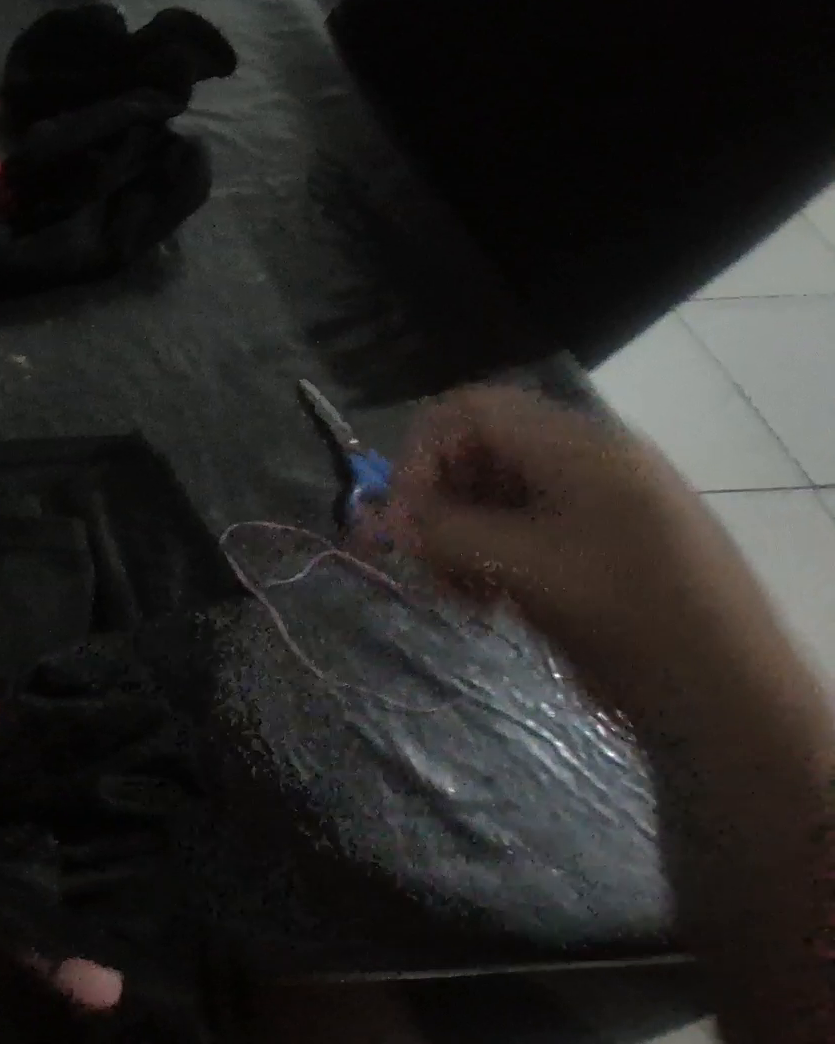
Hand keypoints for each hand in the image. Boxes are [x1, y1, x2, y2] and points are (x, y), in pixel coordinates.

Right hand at [391, 385, 776, 717]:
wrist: (722, 689)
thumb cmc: (625, 610)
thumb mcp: (521, 564)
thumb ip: (440, 532)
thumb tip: (379, 519)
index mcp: (577, 447)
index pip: (470, 411)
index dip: (421, 451)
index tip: (401, 511)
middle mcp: (578, 463)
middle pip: (471, 455)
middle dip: (433, 504)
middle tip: (418, 558)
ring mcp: (581, 504)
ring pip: (481, 497)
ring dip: (450, 539)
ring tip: (454, 590)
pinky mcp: (578, 545)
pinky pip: (505, 530)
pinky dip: (477, 558)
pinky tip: (479, 599)